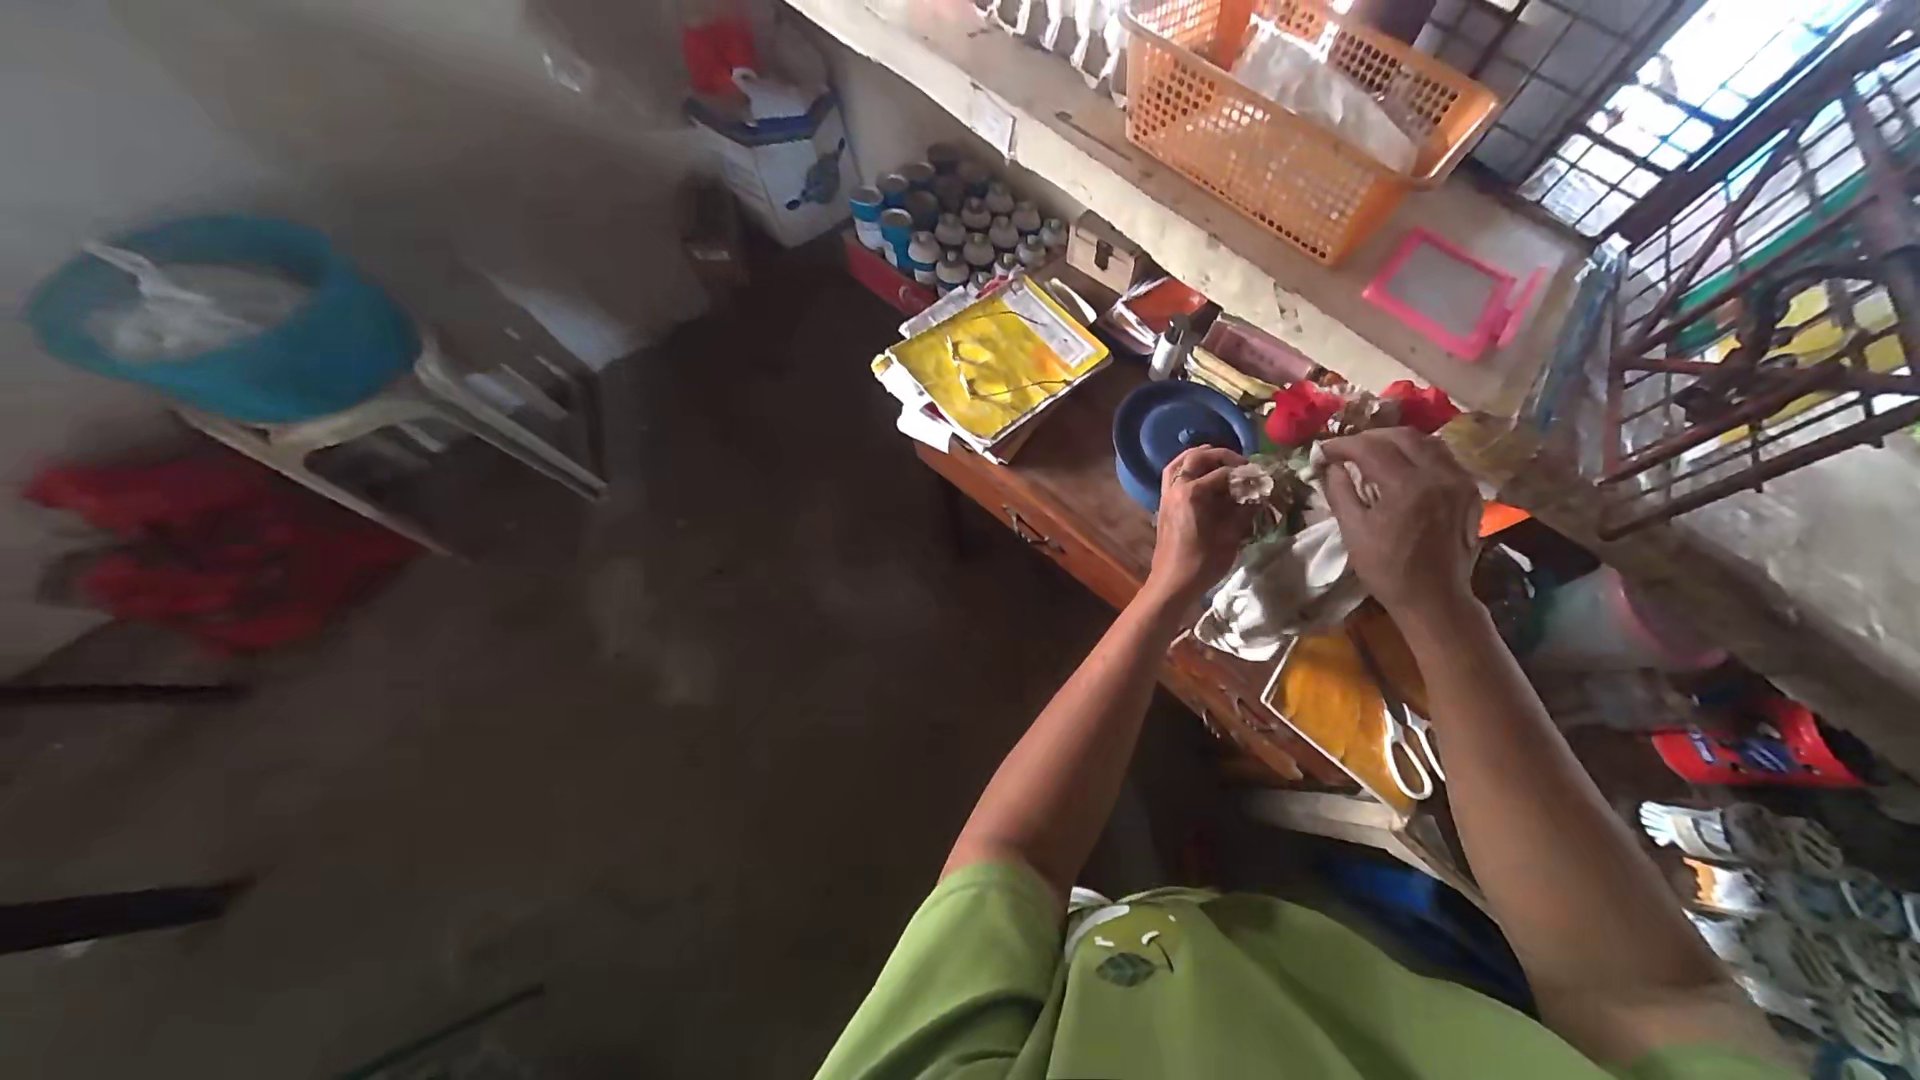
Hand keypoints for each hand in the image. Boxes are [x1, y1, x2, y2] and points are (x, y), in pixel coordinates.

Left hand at [1144, 446, 1253, 609]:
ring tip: (1220, 461)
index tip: (1259, 475)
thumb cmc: (1202, 562)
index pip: (1222, 472)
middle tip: (1240, 463)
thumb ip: (1243, 510)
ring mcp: (1166, 496)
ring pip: (1179, 463)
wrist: (1172, 582)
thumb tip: (1258, 494)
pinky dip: (1186, 469)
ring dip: (1199, 457)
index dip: (1244, 472)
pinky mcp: (1164, 505)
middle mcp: (1175, 488)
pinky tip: (1203, 477)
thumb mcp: (1230, 536)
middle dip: (1219, 456)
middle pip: (1196, 458)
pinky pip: (1172, 476)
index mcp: (1191, 493)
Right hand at [1320, 428, 1481, 620]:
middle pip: (1402, 436)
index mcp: (1406, 486)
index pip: (1370, 448)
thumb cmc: (1387, 569)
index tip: (1323, 451)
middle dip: (1369, 437)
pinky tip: (1401, 466)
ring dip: (1395, 442)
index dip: (1342, 445)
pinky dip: (1417, 454)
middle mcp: (1438, 475)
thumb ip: (1340, 492)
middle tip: (1346, 450)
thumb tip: (1331, 466)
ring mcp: (1459, 481)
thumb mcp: (1353, 531)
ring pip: (1427, 442)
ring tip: (1372, 453)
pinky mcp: (1469, 490)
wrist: (1434, 597)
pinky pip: (1443, 458)